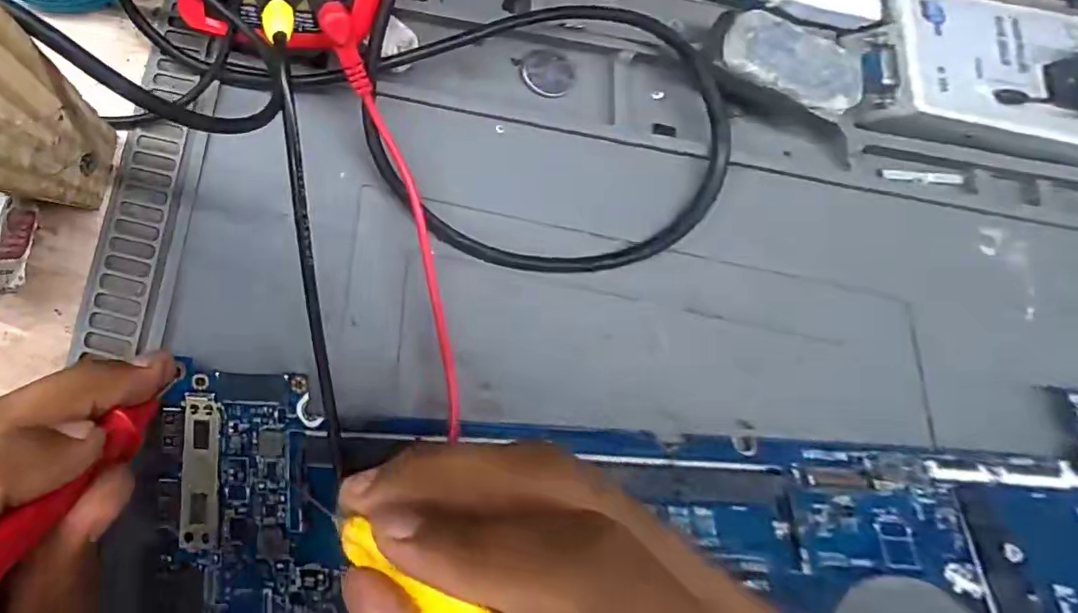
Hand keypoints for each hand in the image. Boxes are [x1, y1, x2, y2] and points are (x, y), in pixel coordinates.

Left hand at [0, 352, 175, 612]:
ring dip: (68, 404)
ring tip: (133, 386)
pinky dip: (57, 431)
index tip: (99, 444)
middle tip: (143, 377)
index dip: (11, 464)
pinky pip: (1, 450)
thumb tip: (109, 481)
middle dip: (61, 402)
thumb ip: (55, 584)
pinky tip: (100, 416)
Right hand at [337, 442, 774, 612]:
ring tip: (387, 494)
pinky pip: (568, 499)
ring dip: (461, 478)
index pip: (593, 567)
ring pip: (570, 480)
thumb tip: (362, 583)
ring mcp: (701, 576)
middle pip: (573, 491)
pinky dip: (491, 496)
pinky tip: (441, 505)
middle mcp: (715, 601)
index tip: (381, 538)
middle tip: (362, 495)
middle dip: (451, 481)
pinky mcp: (672, 564)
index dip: (478, 548)